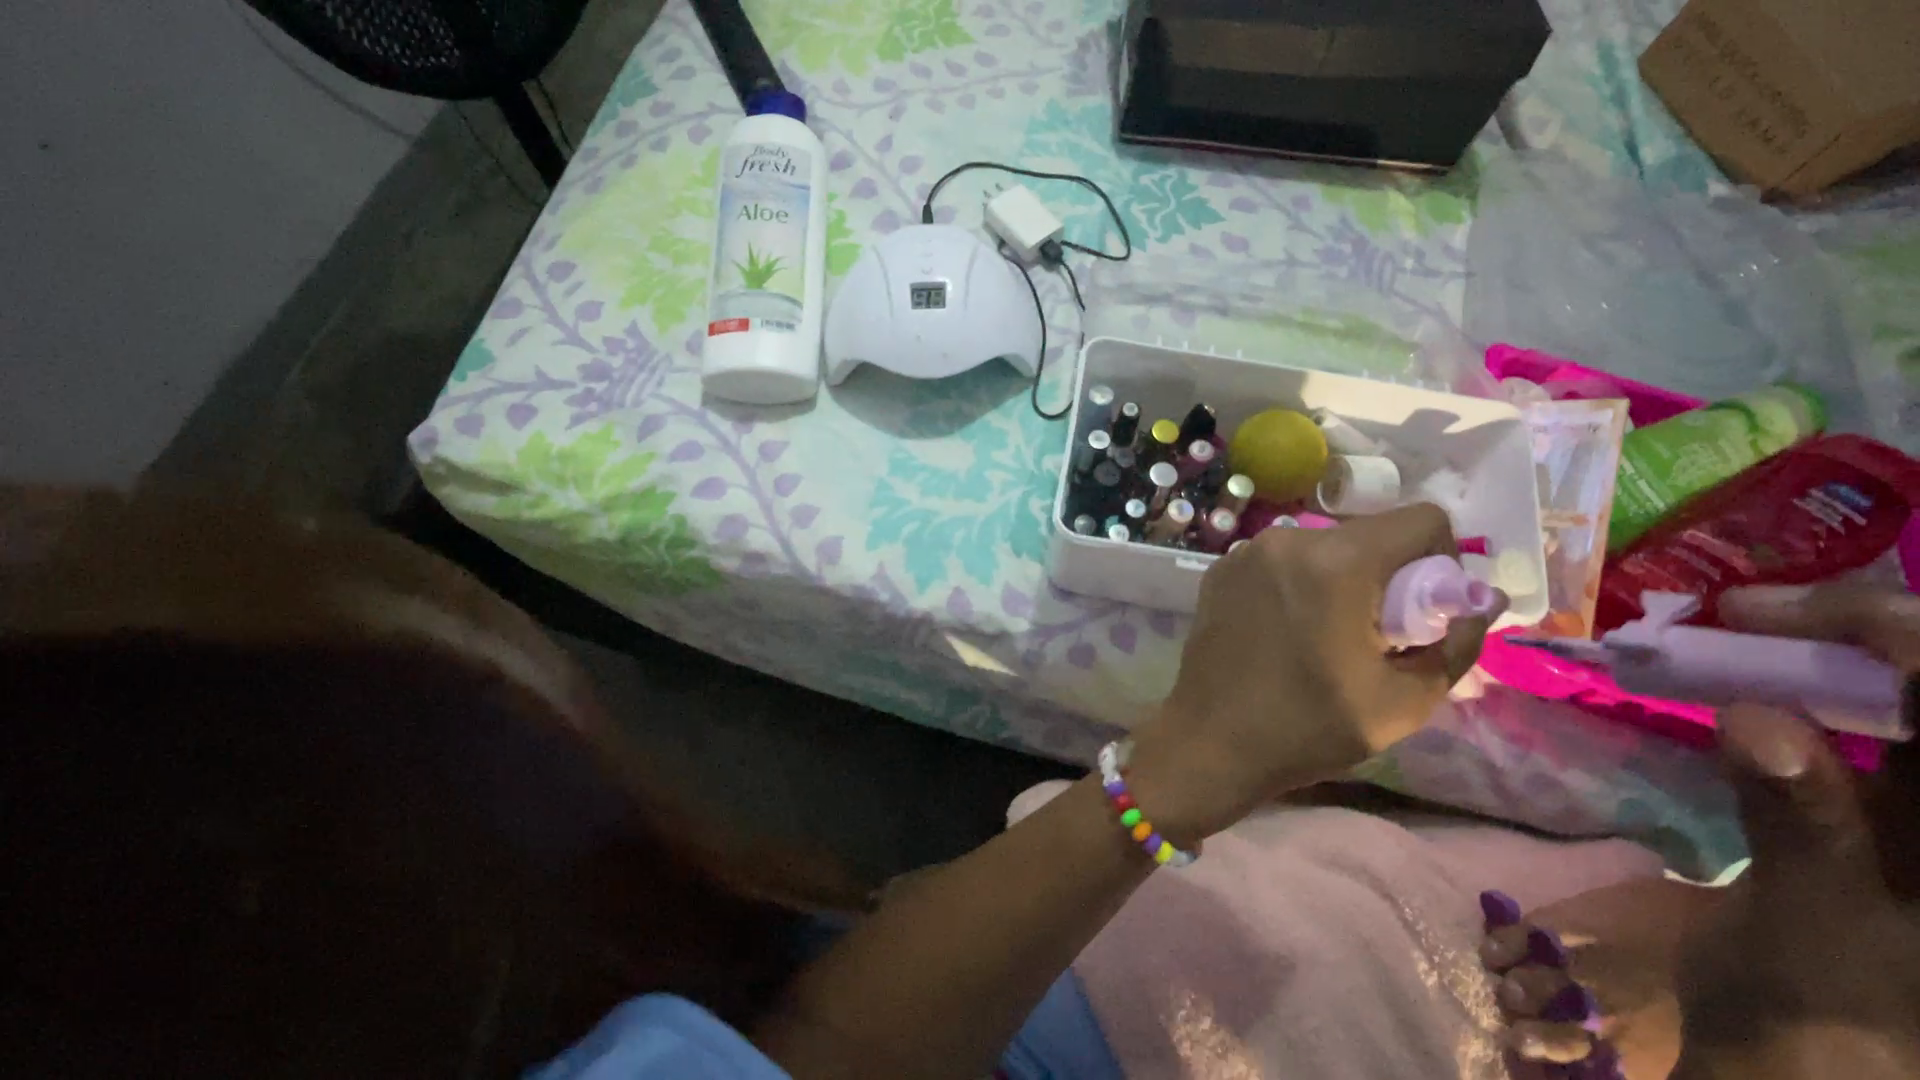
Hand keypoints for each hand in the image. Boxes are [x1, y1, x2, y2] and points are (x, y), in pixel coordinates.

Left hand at [1127, 503, 1500, 845]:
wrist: (1210, 744)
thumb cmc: (1309, 727)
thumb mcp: (1405, 700)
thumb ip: (1456, 644)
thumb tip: (1478, 605)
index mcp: (1338, 561)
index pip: (1423, 519)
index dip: (1442, 560)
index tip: (1426, 609)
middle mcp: (1289, 539)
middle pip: (1370, 533)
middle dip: (1391, 573)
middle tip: (1380, 631)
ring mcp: (1246, 551)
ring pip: (1325, 546)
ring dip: (1343, 578)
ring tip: (1330, 635)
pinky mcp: (1220, 570)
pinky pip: (1283, 561)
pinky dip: (1300, 584)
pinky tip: (1288, 631)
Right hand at [1670, 585, 1919, 1078]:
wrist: (1801, 1072)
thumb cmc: (1825, 1024)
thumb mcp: (1817, 932)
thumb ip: (1802, 824)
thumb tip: (1754, 717)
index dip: (1880, 629)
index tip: (1755, 611)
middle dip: (1858, 633)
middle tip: (1749, 616)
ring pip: (1902, 705)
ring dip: (1828, 660)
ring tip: (1741, 637)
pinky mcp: (1894, 823)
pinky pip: (1865, 736)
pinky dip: (1806, 700)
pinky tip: (1748, 690)